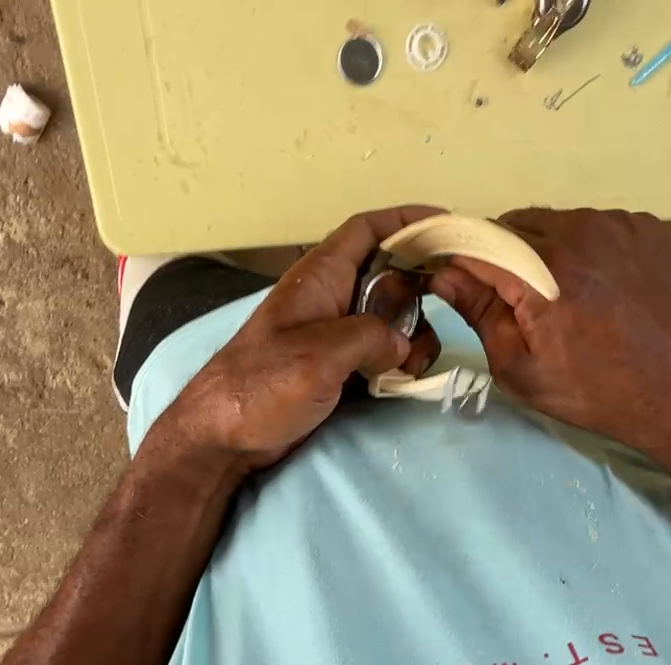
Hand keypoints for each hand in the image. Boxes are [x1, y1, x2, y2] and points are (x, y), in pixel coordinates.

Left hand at [150, 207, 444, 471]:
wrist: (223, 438)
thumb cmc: (261, 387)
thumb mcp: (322, 353)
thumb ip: (372, 336)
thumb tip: (400, 346)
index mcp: (320, 278)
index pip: (368, 230)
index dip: (407, 220)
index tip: (447, 225)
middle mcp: (329, 299)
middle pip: (388, 277)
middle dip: (418, 294)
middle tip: (438, 321)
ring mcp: (332, 336)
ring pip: (388, 320)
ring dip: (411, 336)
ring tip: (414, 366)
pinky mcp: (334, 370)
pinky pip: (377, 354)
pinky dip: (397, 363)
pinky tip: (402, 380)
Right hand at [426, 208, 670, 461]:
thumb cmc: (592, 390)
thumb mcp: (520, 368)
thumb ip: (480, 313)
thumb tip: (443, 274)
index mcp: (539, 268)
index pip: (477, 241)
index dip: (461, 259)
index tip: (460, 283)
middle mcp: (577, 230)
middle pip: (515, 225)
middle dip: (503, 257)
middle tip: (516, 302)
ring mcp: (617, 224)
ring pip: (557, 223)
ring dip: (544, 250)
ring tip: (563, 297)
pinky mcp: (646, 228)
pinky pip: (596, 225)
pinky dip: (585, 248)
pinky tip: (599, 287)